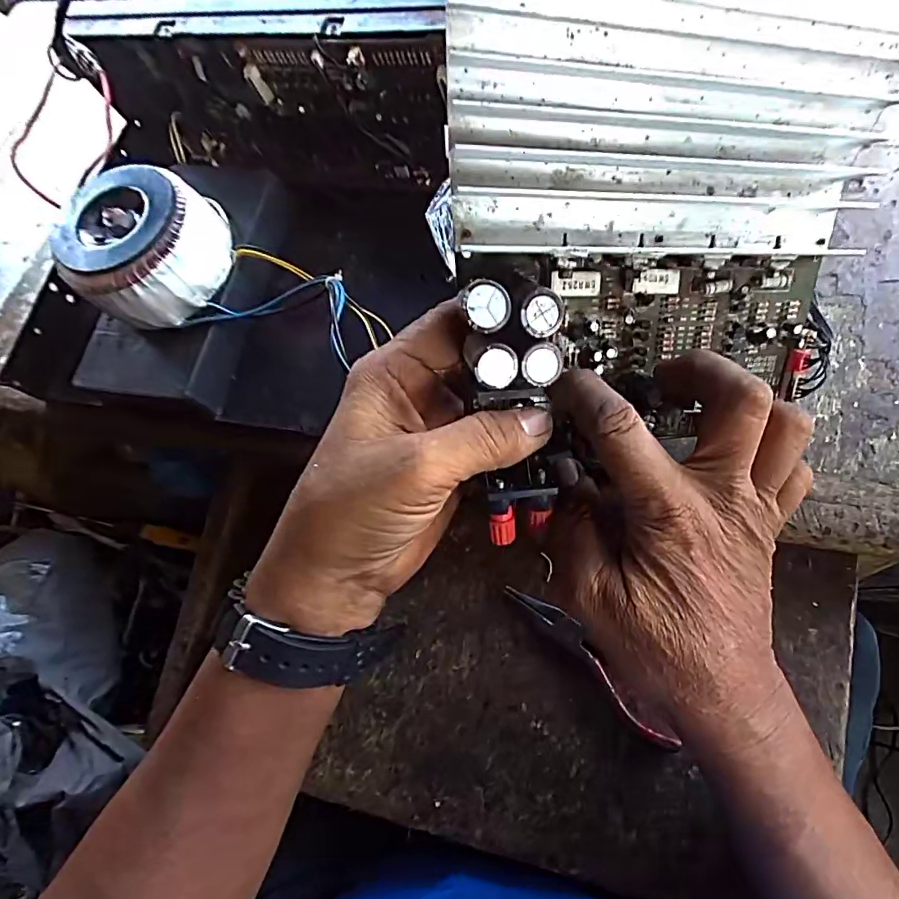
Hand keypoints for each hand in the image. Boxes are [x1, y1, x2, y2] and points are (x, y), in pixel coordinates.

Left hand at [244, 300, 551, 636]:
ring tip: (559, 410)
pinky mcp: (458, 467)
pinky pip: (500, 445)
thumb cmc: (343, 515)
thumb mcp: (415, 467)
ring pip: (496, 406)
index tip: (538, 323)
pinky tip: (545, 446)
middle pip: (482, 364)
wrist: (338, 578)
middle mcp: (421, 397)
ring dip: (525, 410)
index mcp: (394, 376)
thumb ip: (480, 439)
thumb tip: (536, 422)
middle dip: (520, 368)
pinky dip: (523, 447)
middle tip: (557, 375)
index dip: (495, 320)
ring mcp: (442, 433)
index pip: (452, 325)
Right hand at [549, 352, 813, 752]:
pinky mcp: (769, 525)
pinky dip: (774, 448)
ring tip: (711, 403)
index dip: (588, 395)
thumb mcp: (593, 596)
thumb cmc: (664, 651)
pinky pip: (795, 469)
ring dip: (750, 399)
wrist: (722, 688)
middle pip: (742, 397)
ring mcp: (756, 509)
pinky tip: (741, 454)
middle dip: (702, 368)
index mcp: (671, 511)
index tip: (572, 386)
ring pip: (787, 424)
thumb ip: (574, 531)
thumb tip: (568, 488)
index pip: (622, 427)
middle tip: (667, 377)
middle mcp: (724, 498)